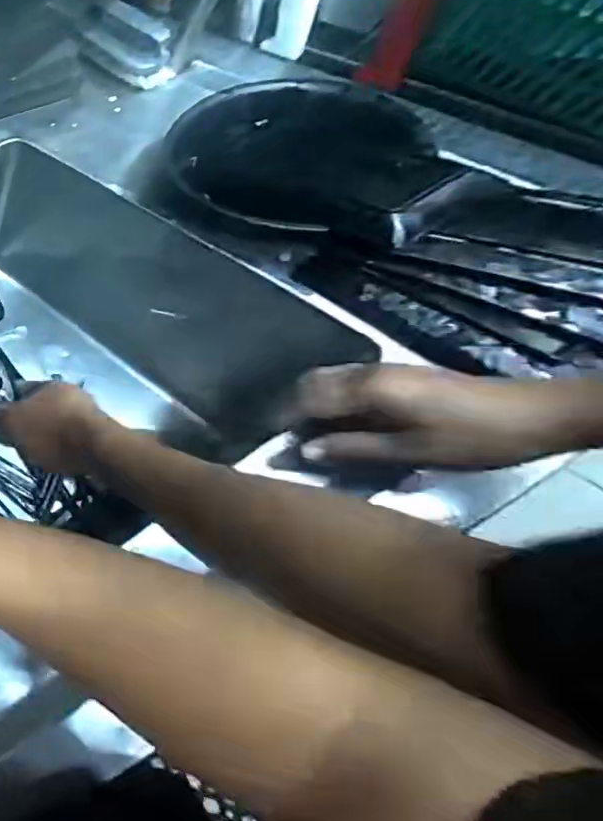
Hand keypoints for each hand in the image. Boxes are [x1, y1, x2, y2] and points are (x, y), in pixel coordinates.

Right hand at [0, 382, 115, 476]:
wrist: (101, 454)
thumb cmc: (51, 432)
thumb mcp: (12, 422)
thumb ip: (0, 415)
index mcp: (49, 384)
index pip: (20, 389)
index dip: (8, 405)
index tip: (2, 423)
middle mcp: (72, 393)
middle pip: (41, 408)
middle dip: (30, 423)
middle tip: (20, 441)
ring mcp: (90, 414)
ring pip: (58, 425)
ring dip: (49, 438)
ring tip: (40, 455)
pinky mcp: (102, 436)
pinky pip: (74, 441)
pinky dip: (65, 449)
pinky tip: (59, 461)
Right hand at [292, 364, 602, 468]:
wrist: (542, 412)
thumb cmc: (476, 436)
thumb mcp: (415, 450)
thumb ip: (355, 448)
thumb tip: (305, 451)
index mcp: (365, 389)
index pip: (305, 400)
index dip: (286, 420)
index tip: (277, 441)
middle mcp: (366, 372)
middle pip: (310, 383)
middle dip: (294, 407)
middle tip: (294, 435)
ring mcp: (384, 369)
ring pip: (327, 378)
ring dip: (314, 399)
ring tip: (317, 427)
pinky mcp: (399, 372)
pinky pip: (347, 378)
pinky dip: (334, 395)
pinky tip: (346, 416)